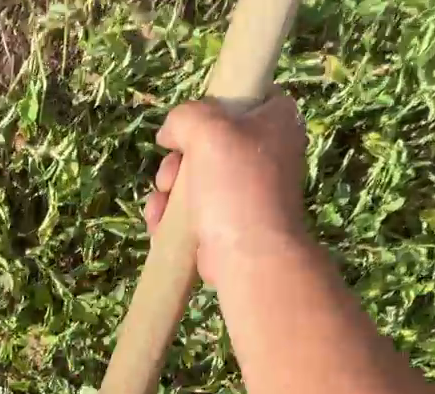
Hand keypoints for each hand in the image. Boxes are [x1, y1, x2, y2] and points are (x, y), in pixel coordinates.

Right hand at [144, 91, 310, 289]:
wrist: (247, 253)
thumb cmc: (236, 187)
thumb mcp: (209, 132)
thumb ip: (186, 116)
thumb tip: (169, 130)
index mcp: (275, 120)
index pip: (240, 98)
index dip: (208, 109)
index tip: (186, 130)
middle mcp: (264, 151)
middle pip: (206, 142)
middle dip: (176, 161)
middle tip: (170, 176)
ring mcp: (245, 189)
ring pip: (192, 178)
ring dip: (166, 192)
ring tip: (160, 207)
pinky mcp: (226, 220)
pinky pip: (191, 208)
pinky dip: (170, 216)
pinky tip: (159, 224)